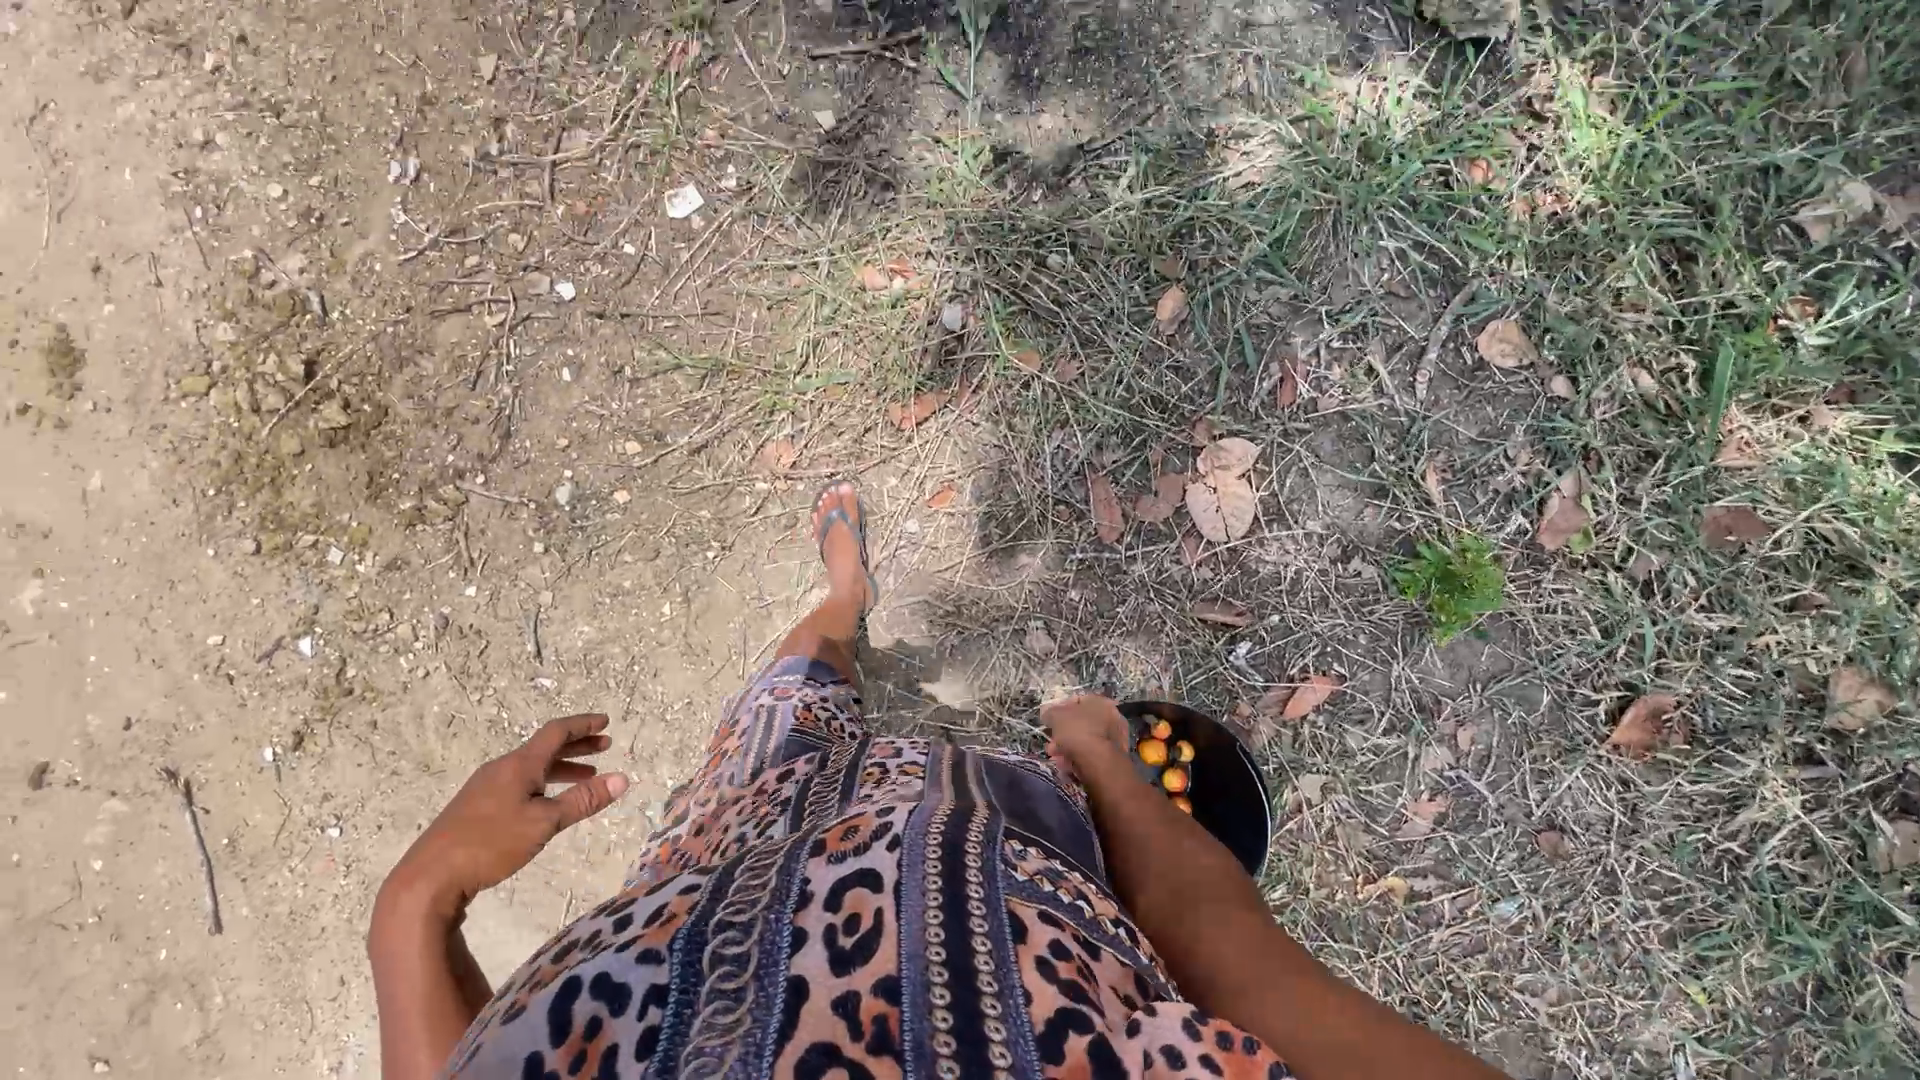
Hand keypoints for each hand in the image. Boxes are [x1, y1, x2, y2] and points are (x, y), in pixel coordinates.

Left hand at [383, 714, 629, 920]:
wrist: (428, 880)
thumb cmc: (490, 844)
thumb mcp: (545, 822)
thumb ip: (583, 800)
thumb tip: (622, 778)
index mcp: (518, 765)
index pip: (556, 733)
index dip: (583, 726)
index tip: (605, 722)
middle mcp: (501, 769)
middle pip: (544, 748)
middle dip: (576, 746)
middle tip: (604, 746)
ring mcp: (485, 789)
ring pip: (531, 768)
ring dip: (561, 767)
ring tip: (585, 776)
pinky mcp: (476, 809)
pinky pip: (519, 784)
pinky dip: (543, 783)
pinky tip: (548, 802)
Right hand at [1042, 694, 1130, 777]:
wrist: (1098, 762)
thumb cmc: (1077, 731)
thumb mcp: (1056, 716)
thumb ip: (1050, 712)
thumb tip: (1048, 713)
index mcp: (1101, 702)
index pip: (1078, 700)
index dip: (1061, 709)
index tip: (1050, 720)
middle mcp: (1112, 718)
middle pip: (1081, 723)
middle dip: (1063, 733)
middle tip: (1052, 742)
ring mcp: (1115, 739)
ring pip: (1085, 740)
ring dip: (1068, 747)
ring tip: (1056, 757)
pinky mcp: (1114, 758)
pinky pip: (1091, 754)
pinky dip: (1078, 758)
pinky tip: (1066, 765)